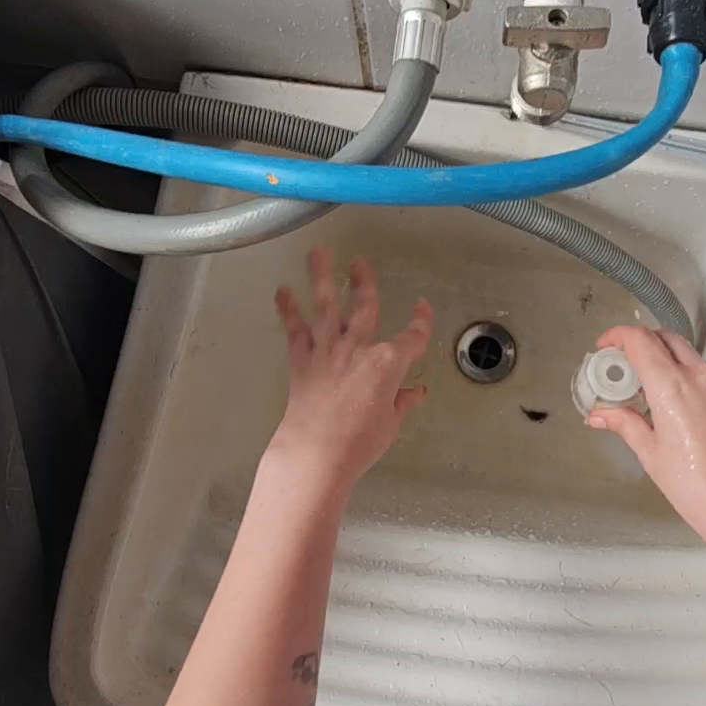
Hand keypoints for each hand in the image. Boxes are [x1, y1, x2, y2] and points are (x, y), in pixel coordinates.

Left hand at [263, 248, 432, 498]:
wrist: (315, 452)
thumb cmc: (359, 443)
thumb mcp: (390, 424)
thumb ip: (401, 403)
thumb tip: (414, 393)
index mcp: (388, 363)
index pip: (412, 337)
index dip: (421, 321)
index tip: (423, 308)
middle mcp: (358, 348)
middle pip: (365, 307)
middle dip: (365, 282)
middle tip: (360, 262)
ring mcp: (328, 351)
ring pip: (327, 306)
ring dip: (323, 277)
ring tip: (318, 253)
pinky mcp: (302, 361)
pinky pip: (296, 330)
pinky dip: (288, 310)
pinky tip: (283, 292)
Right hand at [587, 326, 705, 556]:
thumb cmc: (705, 491)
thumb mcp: (652, 456)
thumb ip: (626, 425)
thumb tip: (604, 415)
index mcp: (673, 387)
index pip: (640, 340)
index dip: (618, 337)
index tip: (608, 345)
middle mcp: (703, 378)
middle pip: (667, 338)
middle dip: (643, 343)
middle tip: (626, 365)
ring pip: (692, 357)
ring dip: (670, 362)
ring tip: (654, 394)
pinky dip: (693, 381)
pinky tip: (685, 411)